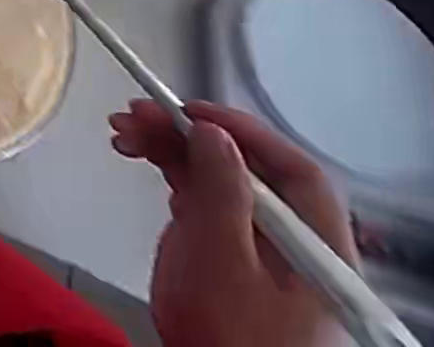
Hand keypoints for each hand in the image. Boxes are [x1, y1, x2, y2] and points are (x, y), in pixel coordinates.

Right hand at [110, 99, 356, 346]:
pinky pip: (192, 186)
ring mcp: (248, 234)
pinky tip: (132, 150)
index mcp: (313, 243)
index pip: (295, 171)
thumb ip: (223, 195)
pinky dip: (161, 161)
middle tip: (135, 113)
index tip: (188, 108)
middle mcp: (285, 232)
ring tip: (120, 128)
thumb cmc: (229, 325)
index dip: (244, 131)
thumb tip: (213, 133)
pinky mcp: (215, 237)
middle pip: (243, 165)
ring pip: (210, 169)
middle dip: (188, 131)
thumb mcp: (224, 259)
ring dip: (166, 142)